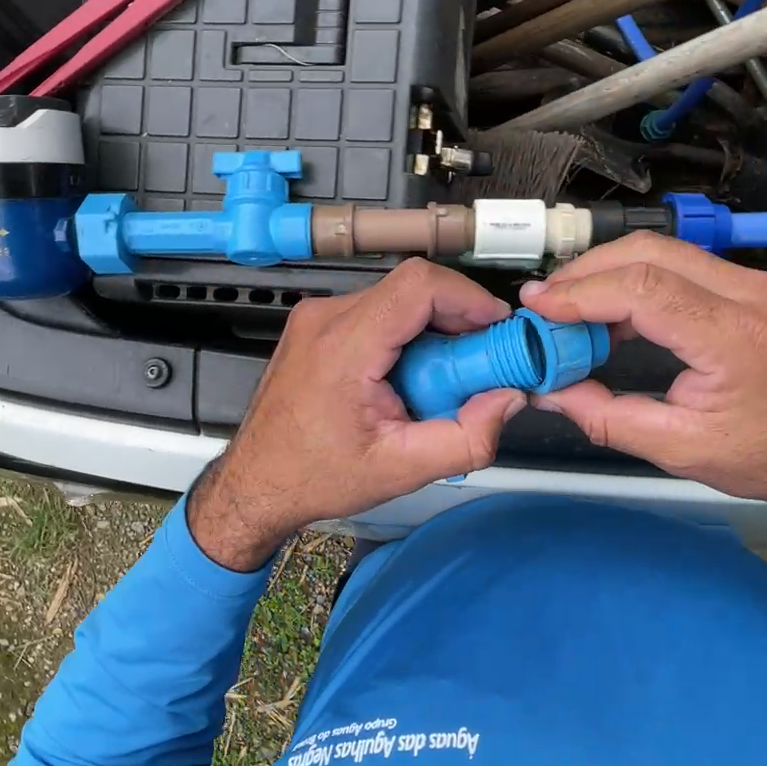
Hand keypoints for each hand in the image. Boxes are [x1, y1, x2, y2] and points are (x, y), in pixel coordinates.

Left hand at [186, 259, 527, 570]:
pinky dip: (407, 336)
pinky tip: (408, 379)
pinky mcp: (319, 325)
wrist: (258, 481)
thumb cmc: (312, 475)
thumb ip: (466, 439)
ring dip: (432, 331)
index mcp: (342, 348)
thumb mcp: (401, 470)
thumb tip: (507, 399)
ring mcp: (317, 318)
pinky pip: (378, 312)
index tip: (496, 326)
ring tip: (438, 381)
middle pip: (413, 289)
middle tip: (476, 366)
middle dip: (457, 320)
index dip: (468, 297)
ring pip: (398, 299)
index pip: (417, 285)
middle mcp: (325, 319)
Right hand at [518, 233, 766, 552]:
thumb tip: (551, 392)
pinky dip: (634, 280)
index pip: (643, 289)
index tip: (537, 307)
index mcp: (737, 338)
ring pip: (663, 250)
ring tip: (567, 307)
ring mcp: (754, 284)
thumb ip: (608, 417)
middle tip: (544, 304)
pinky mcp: (750, 287)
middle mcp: (750, 295)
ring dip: (607, 271)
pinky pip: (680, 266)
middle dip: (586, 271)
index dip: (581, 293)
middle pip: (649, 252)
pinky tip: (609, 312)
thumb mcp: (681, 450)